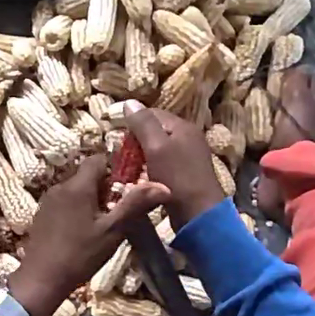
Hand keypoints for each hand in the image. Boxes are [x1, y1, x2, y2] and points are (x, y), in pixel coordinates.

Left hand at [3, 155, 167, 315]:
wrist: (41, 279)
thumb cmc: (80, 254)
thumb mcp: (113, 231)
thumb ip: (135, 205)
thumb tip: (164, 186)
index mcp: (78, 186)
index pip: (98, 160)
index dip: (115, 170)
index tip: (126, 190)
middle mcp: (60, 186)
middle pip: (87, 175)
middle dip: (105, 189)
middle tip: (116, 213)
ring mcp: (48, 200)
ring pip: (76, 190)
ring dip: (91, 201)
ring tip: (100, 226)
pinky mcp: (42, 214)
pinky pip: (64, 202)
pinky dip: (76, 210)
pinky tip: (81, 233)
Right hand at [123, 107, 223, 226]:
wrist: (199, 213)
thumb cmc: (177, 177)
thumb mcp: (156, 147)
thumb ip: (143, 124)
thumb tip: (129, 101)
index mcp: (182, 127)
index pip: (152, 113)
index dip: (132, 121)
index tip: (115, 135)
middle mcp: (187, 137)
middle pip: (155, 131)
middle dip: (135, 140)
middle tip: (119, 154)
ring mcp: (188, 156)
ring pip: (157, 148)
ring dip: (141, 156)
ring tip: (126, 166)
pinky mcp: (185, 174)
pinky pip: (162, 163)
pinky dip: (149, 167)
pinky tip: (140, 178)